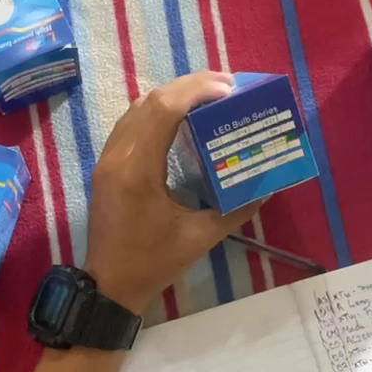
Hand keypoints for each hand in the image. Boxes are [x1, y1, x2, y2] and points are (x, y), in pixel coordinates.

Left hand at [84, 73, 261, 312]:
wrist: (109, 285)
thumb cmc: (153, 263)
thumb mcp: (200, 238)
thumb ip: (235, 209)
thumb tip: (266, 187)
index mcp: (138, 171)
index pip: (163, 110)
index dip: (196, 91)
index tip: (229, 88)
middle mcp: (117, 157)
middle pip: (150, 101)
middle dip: (189, 87)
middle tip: (226, 86)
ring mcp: (107, 160)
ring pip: (137, 109)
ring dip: (171, 96)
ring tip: (207, 96)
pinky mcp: (105, 166)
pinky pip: (130, 124)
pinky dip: (155, 112)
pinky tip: (180, 118)